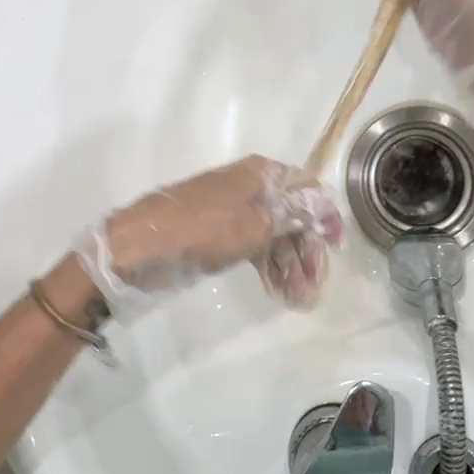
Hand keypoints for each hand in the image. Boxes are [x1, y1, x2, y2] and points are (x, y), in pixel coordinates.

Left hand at [76, 156, 345, 319]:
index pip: (307, 188)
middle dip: (307, 249)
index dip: (325, 216)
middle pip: (294, 215)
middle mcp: (251, 187)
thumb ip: (294, 215)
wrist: (137, 247)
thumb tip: (323, 205)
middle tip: (313, 287)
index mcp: (260, 174)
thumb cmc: (200, 230)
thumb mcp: (254, 223)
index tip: (335, 249)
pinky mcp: (218, 235)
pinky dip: (269, 268)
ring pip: (275, 235)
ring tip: (297, 300)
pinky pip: (255, 248)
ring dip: (291, 265)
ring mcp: (234, 212)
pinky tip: (278, 292)